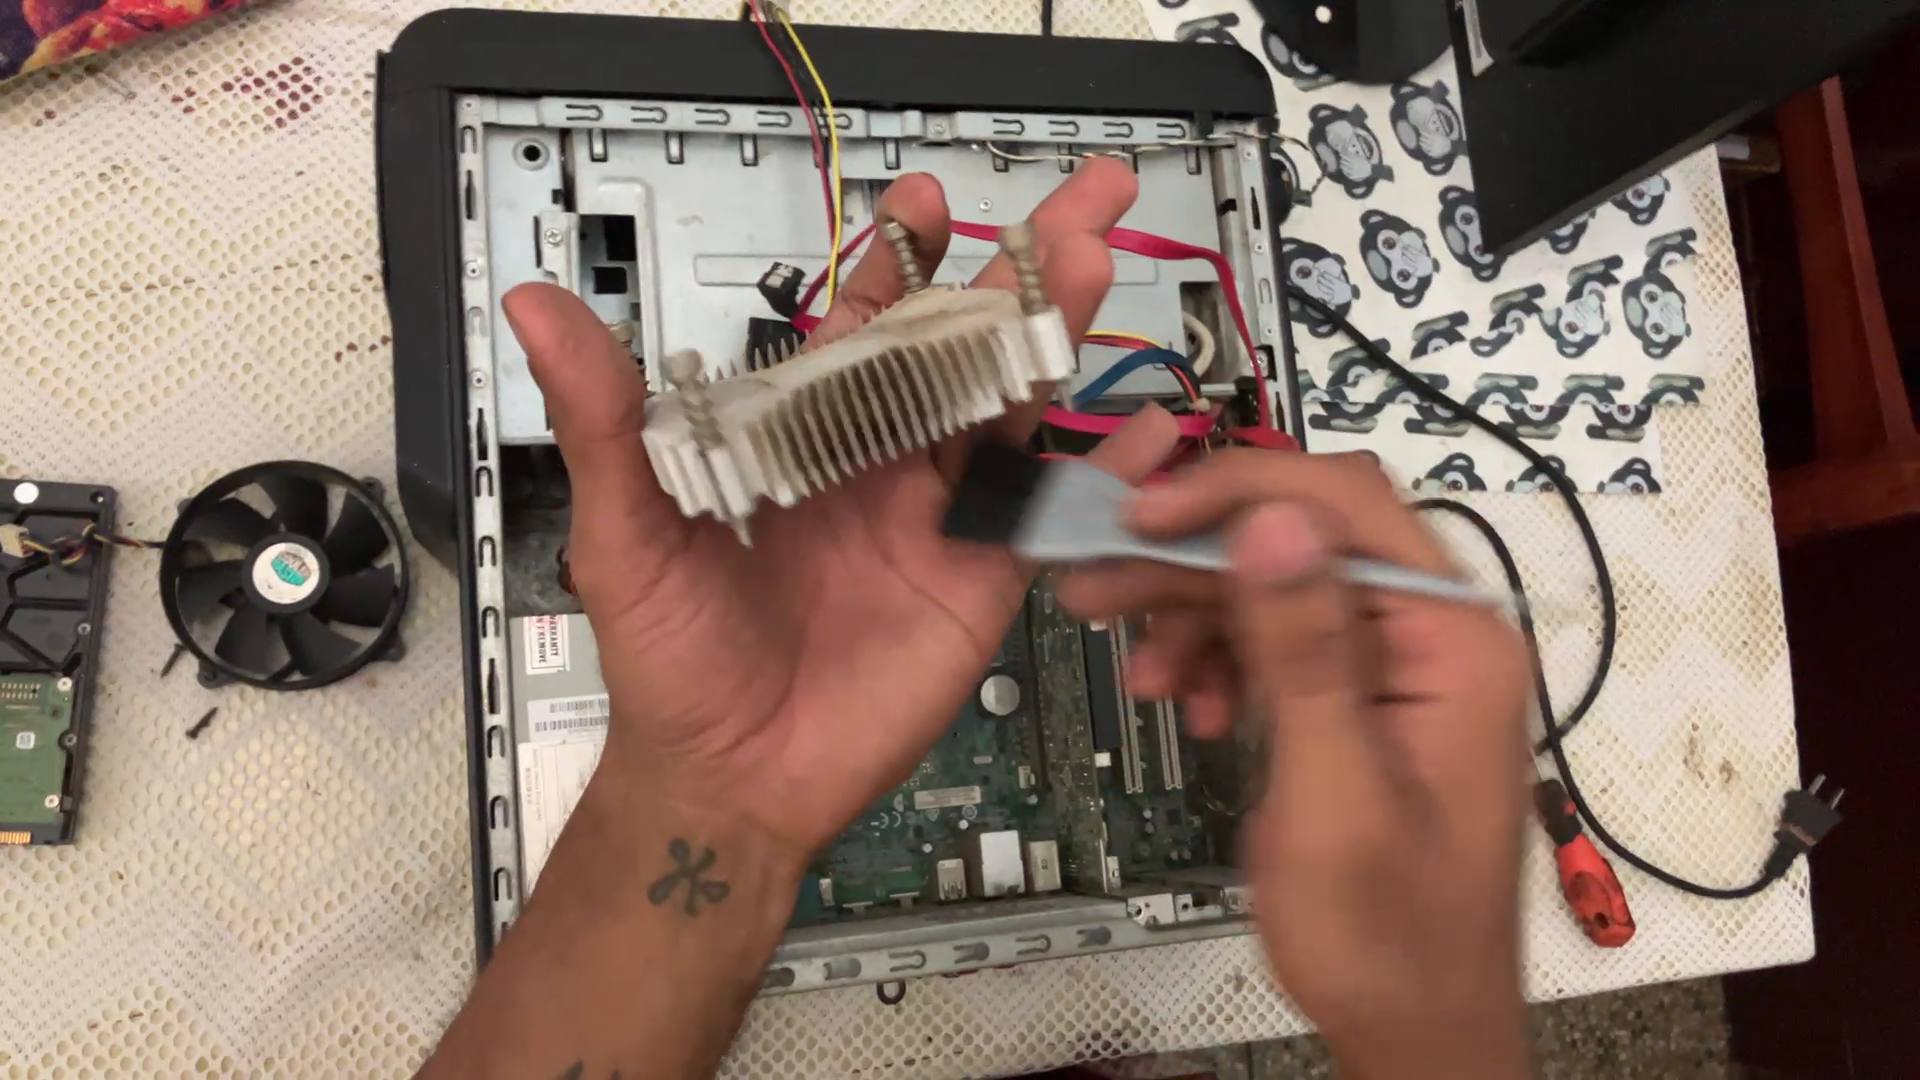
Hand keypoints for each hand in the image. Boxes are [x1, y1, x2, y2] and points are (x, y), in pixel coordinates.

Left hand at [502, 158, 1166, 864]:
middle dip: (1011, 278)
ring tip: (1095, 273)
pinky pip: (1047, 516)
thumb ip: (609, 422)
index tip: (923, 202)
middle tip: (1069, 211)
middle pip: (958, 354)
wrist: (738, 773)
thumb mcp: (630, 533)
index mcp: (806, 440)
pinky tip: (1150, 433)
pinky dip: (1102, 474)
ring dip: (1053, 343)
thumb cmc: (675, 657)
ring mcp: (940, 519)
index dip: (897, 265)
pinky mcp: (982, 578)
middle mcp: (883, 466)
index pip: (863, 332)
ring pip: (1011, 413)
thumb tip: (539, 308)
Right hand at [1055, 450, 1533, 1077]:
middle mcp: (1419, 627)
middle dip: (1185, 562)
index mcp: (1449, 637)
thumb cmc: (1381, 932)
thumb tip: (1274, 518)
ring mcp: (1376, 656)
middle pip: (1287, 542)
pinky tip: (1189, 704)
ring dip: (1186, 618)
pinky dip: (1208, 659)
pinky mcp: (1338, 685)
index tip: (1137, 519)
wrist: (1405, 1025)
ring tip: (1143, 676)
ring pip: (1260, 586)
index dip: (1234, 492)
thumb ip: (1308, 654)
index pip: (1341, 506)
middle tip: (1094, 588)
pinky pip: (1258, 637)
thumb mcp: (1334, 794)